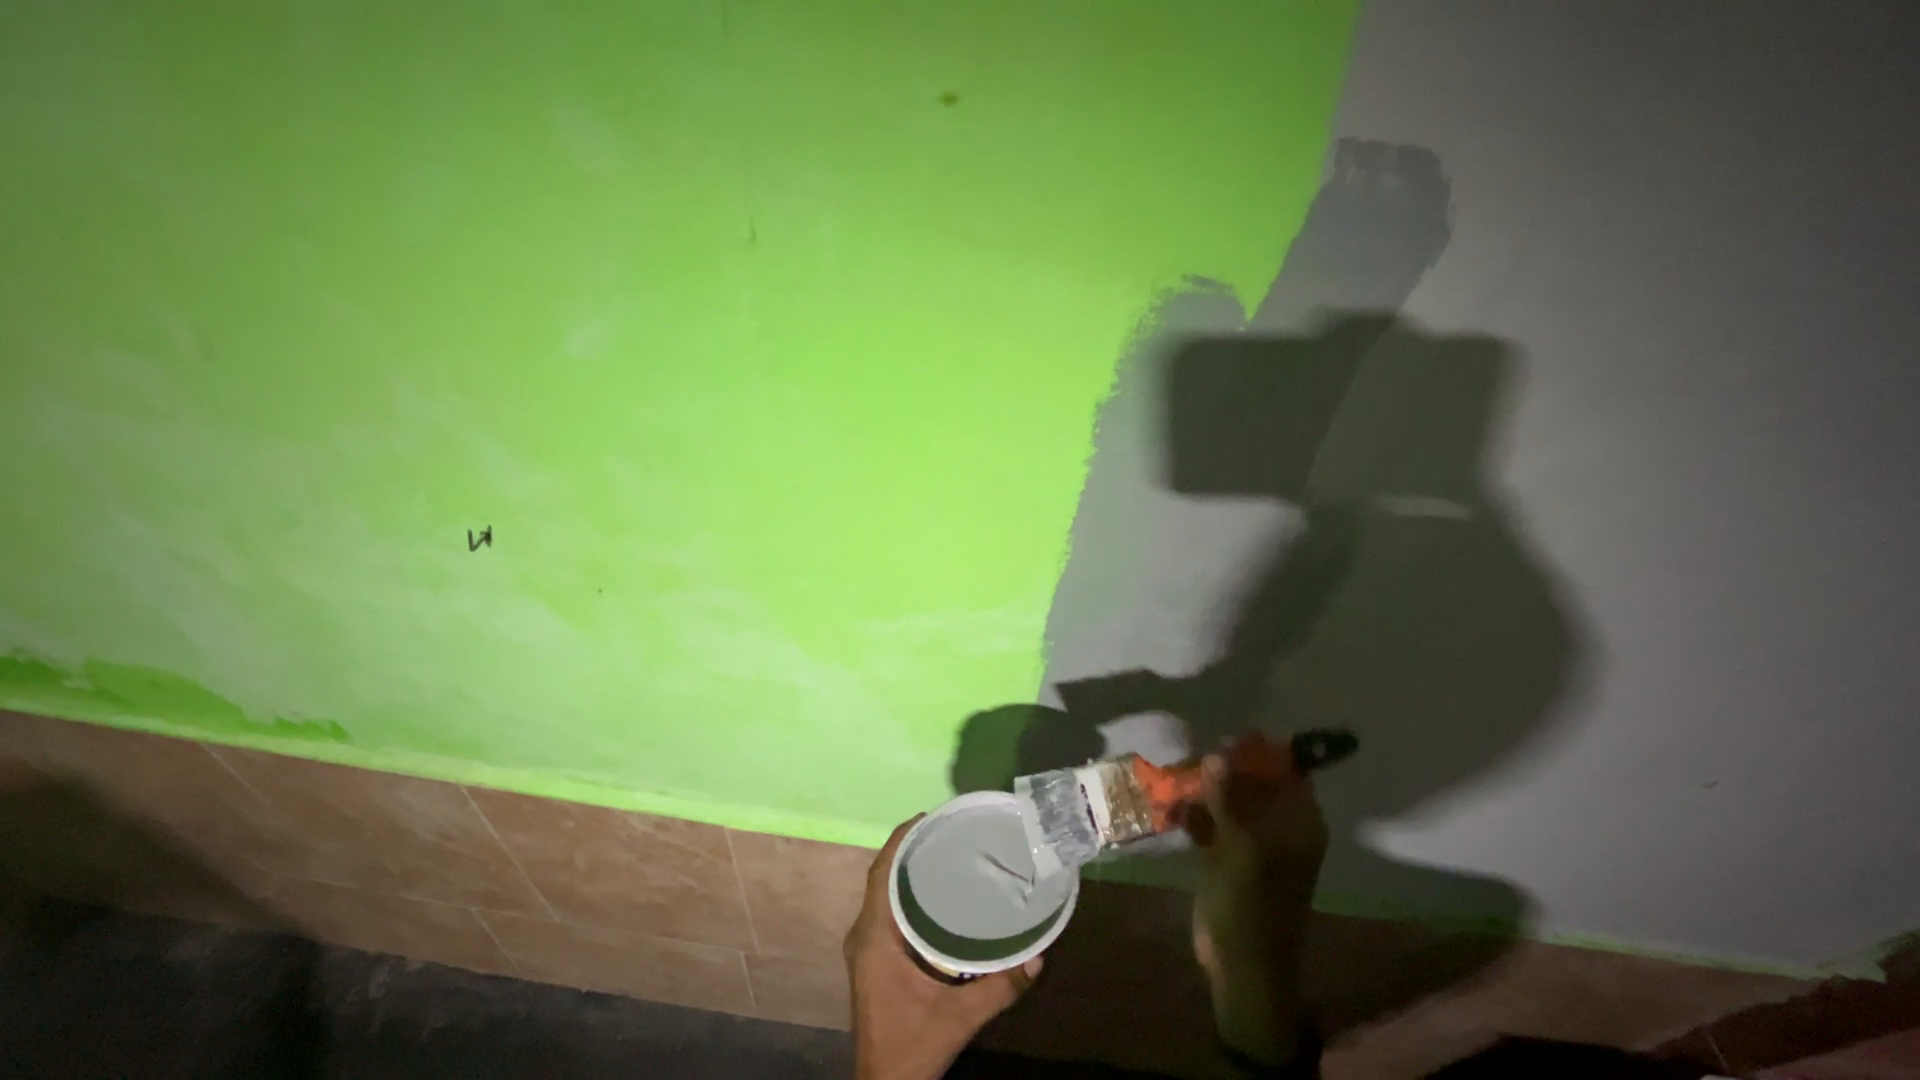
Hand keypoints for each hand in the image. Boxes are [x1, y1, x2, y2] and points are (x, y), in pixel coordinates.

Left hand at [844, 815, 1043, 1079]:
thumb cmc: (912, 1046)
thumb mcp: (960, 1018)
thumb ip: (999, 987)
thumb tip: (1038, 956)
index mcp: (874, 937)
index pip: (880, 873)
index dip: (900, 840)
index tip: (928, 816)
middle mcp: (864, 935)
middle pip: (882, 878)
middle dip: (910, 850)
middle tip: (948, 831)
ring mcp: (866, 949)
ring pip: (883, 895)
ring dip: (907, 872)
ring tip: (946, 853)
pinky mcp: (873, 960)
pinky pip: (887, 912)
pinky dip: (907, 895)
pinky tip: (937, 895)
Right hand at [1180, 734, 1328, 1065]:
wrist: (1242, 964)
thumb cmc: (1252, 905)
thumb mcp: (1240, 849)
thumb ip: (1229, 800)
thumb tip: (1216, 755)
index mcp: (1298, 824)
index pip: (1287, 773)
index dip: (1261, 752)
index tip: (1226, 735)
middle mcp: (1279, 828)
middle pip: (1255, 784)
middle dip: (1224, 769)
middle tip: (1189, 755)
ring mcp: (1252, 843)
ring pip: (1230, 802)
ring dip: (1204, 791)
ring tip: (1172, 778)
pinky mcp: (1227, 858)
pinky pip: (1213, 824)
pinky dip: (1194, 816)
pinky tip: (1170, 809)